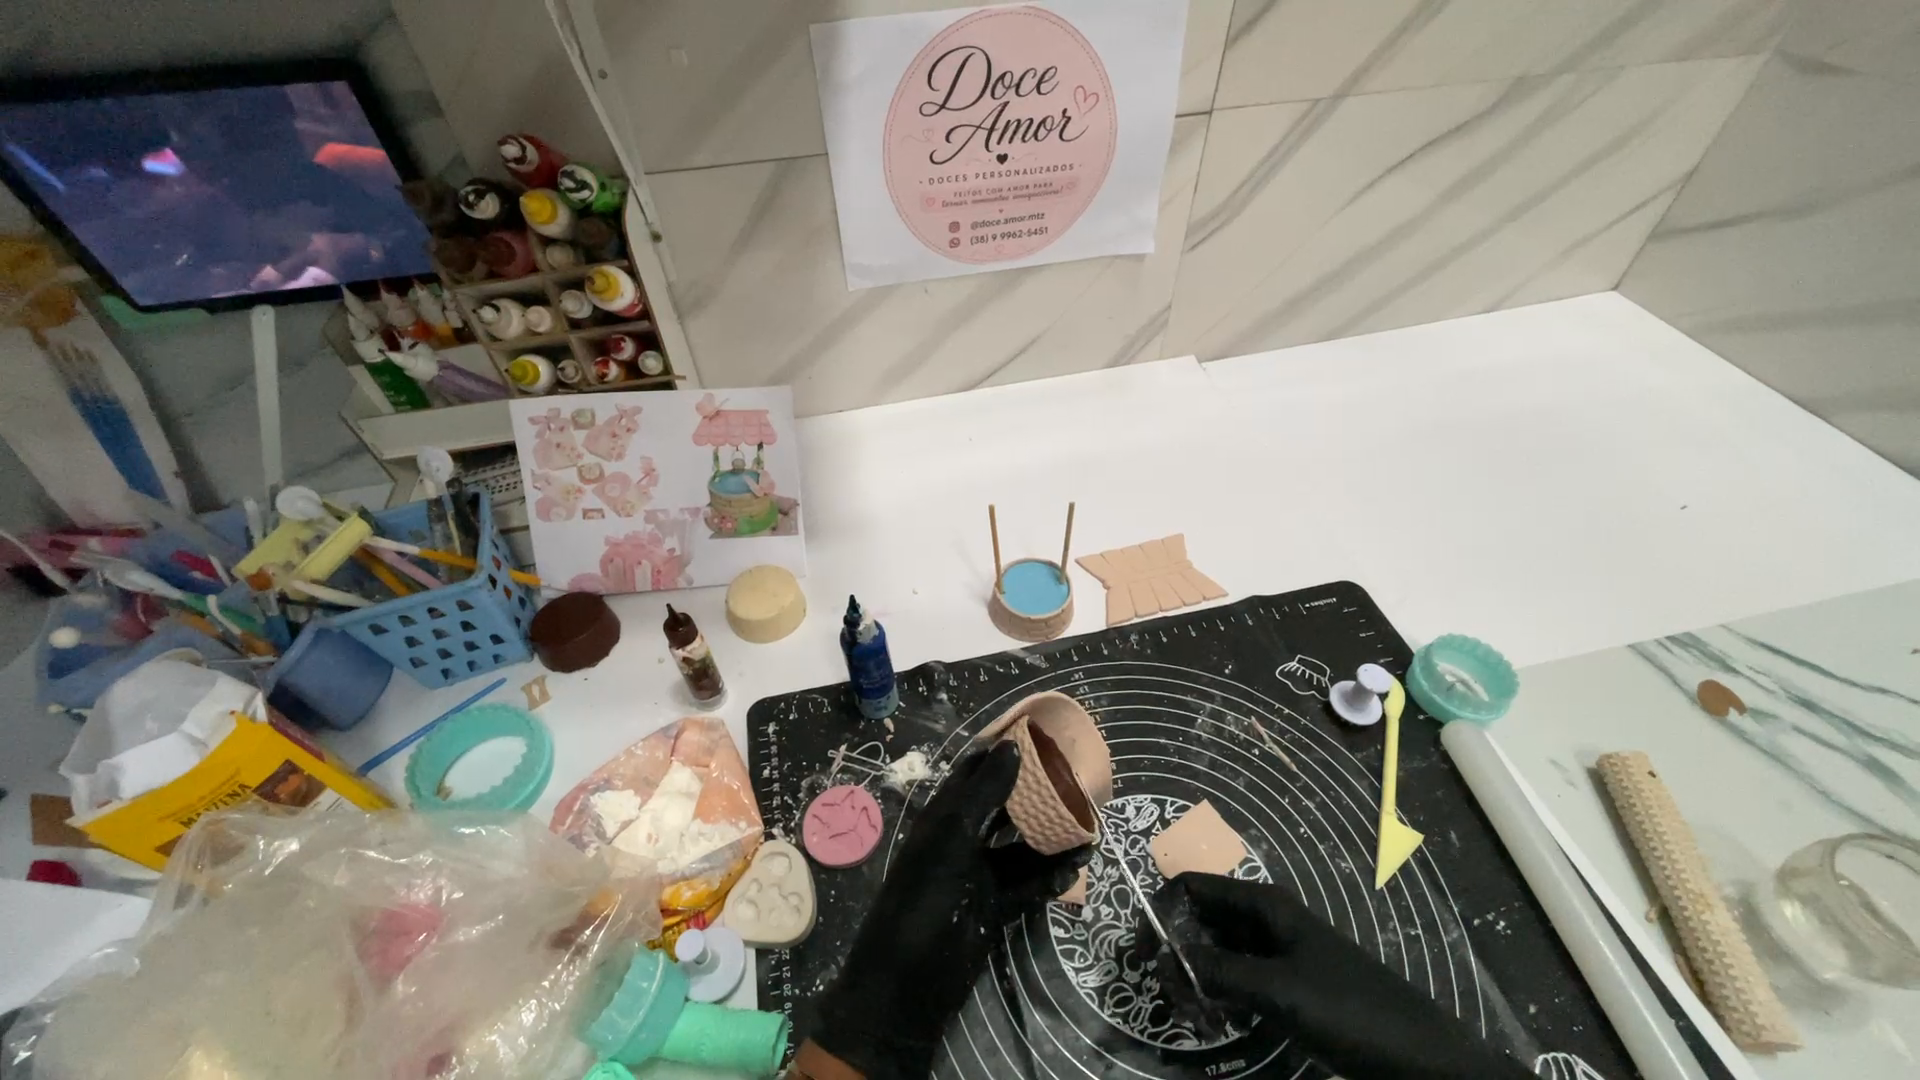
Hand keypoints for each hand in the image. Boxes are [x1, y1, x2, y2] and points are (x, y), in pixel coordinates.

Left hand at [811, 743, 1089, 1078]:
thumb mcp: (949, 844)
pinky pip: (1027, 884)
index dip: (1002, 751)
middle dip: (1036, 793)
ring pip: (1021, 847)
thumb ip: (981, 796)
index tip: (1040, 732)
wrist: (904, 991)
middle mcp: (961, 840)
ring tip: (1090, 825)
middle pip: (1003, 806)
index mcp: (942, 818)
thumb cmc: (920, 905)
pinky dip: (1051, 875)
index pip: (974, 771)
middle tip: (1077, 779)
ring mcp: (979, 875)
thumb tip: (1012, 747)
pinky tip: (1078, 865)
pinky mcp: (994, 908)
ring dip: (1052, 837)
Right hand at [1168, 873, 1536, 1079]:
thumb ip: (1217, 971)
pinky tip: (1217, 1025)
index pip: (1191, 887)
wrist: (1423, 1061)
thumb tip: (1162, 956)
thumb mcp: (1279, 990)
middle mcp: (1262, 921)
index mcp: (1263, 904)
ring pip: (1212, 956)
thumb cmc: (1351, 1011)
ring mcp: (1273, 955)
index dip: (1159, 911)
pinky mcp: (1282, 988)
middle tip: (1172, 999)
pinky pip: (1232, 983)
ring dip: (1194, 983)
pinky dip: (1217, 1000)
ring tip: (1196, 1020)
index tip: (1142, 954)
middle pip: (1197, 922)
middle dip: (1175, 955)